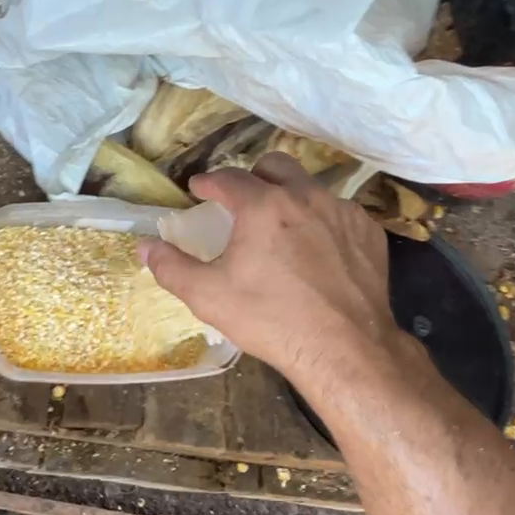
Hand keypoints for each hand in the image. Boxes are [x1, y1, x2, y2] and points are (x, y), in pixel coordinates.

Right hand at [139, 153, 410, 396]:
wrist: (345, 349)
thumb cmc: (270, 319)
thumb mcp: (207, 296)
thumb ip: (171, 267)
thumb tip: (146, 247)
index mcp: (263, 206)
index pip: (228, 178)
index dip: (208, 182)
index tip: (198, 189)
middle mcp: (305, 197)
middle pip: (275, 165)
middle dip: (253, 176)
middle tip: (242, 200)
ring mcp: (342, 213)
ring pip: (310, 188)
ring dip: (290, 197)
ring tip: (279, 226)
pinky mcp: (368, 234)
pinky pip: (339, 213)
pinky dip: (321, 222)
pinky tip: (316, 249)